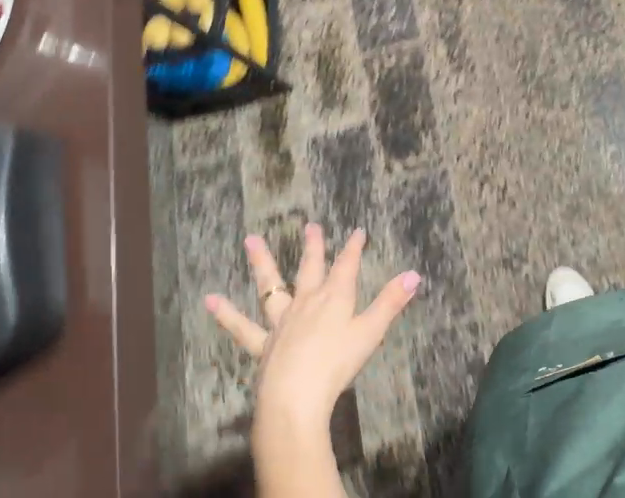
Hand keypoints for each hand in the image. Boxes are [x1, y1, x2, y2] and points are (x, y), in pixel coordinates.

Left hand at [205, 224, 420, 431]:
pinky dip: (225, 313)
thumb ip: (390, 302)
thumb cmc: (336, 365)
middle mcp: (306, 303)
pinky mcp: (262, 345)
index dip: (353, 248)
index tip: (358, 231)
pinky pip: (241, 328)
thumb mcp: (370, 332)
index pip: (347, 266)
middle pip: (310, 269)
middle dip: (313, 247)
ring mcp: (281, 322)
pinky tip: (209, 299)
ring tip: (250, 240)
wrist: (294, 398)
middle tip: (310, 226)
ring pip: (271, 287)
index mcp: (334, 298)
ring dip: (262, 262)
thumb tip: (415, 273)